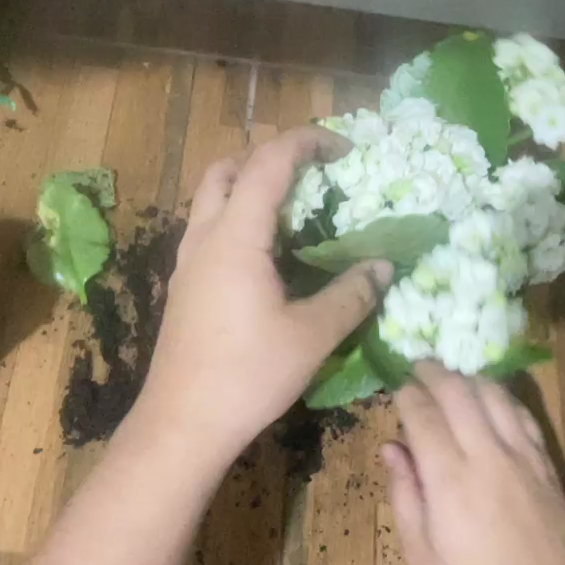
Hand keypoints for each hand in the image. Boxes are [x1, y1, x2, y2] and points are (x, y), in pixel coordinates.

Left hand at [132, 127, 391, 460]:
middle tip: (312, 174)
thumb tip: (382, 266)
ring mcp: (188, 262)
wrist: (182, 422)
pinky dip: (238, 219)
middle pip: (228, 168)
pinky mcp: (185, 286)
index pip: (269, 162)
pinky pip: (209, 230)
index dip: (308, 142)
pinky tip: (269, 256)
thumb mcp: (311, 336)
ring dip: (250, 187)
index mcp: (235, 237)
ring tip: (295, 211)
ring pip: (212, 199)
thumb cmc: (247, 376)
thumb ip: (351, 294)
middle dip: (270, 156)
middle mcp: (204, 238)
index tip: (345, 149)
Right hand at [384, 362, 564, 564]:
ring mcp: (520, 453)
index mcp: (448, 480)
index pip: (422, 415)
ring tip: (449, 378)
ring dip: (466, 377)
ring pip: (491, 392)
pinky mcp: (543, 457)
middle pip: (457, 391)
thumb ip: (403, 494)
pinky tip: (485, 397)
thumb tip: (390, 447)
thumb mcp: (420, 552)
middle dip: (432, 372)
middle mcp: (485, 455)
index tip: (394, 386)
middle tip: (417, 366)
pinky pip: (519, 410)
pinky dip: (498, 394)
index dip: (405, 393)